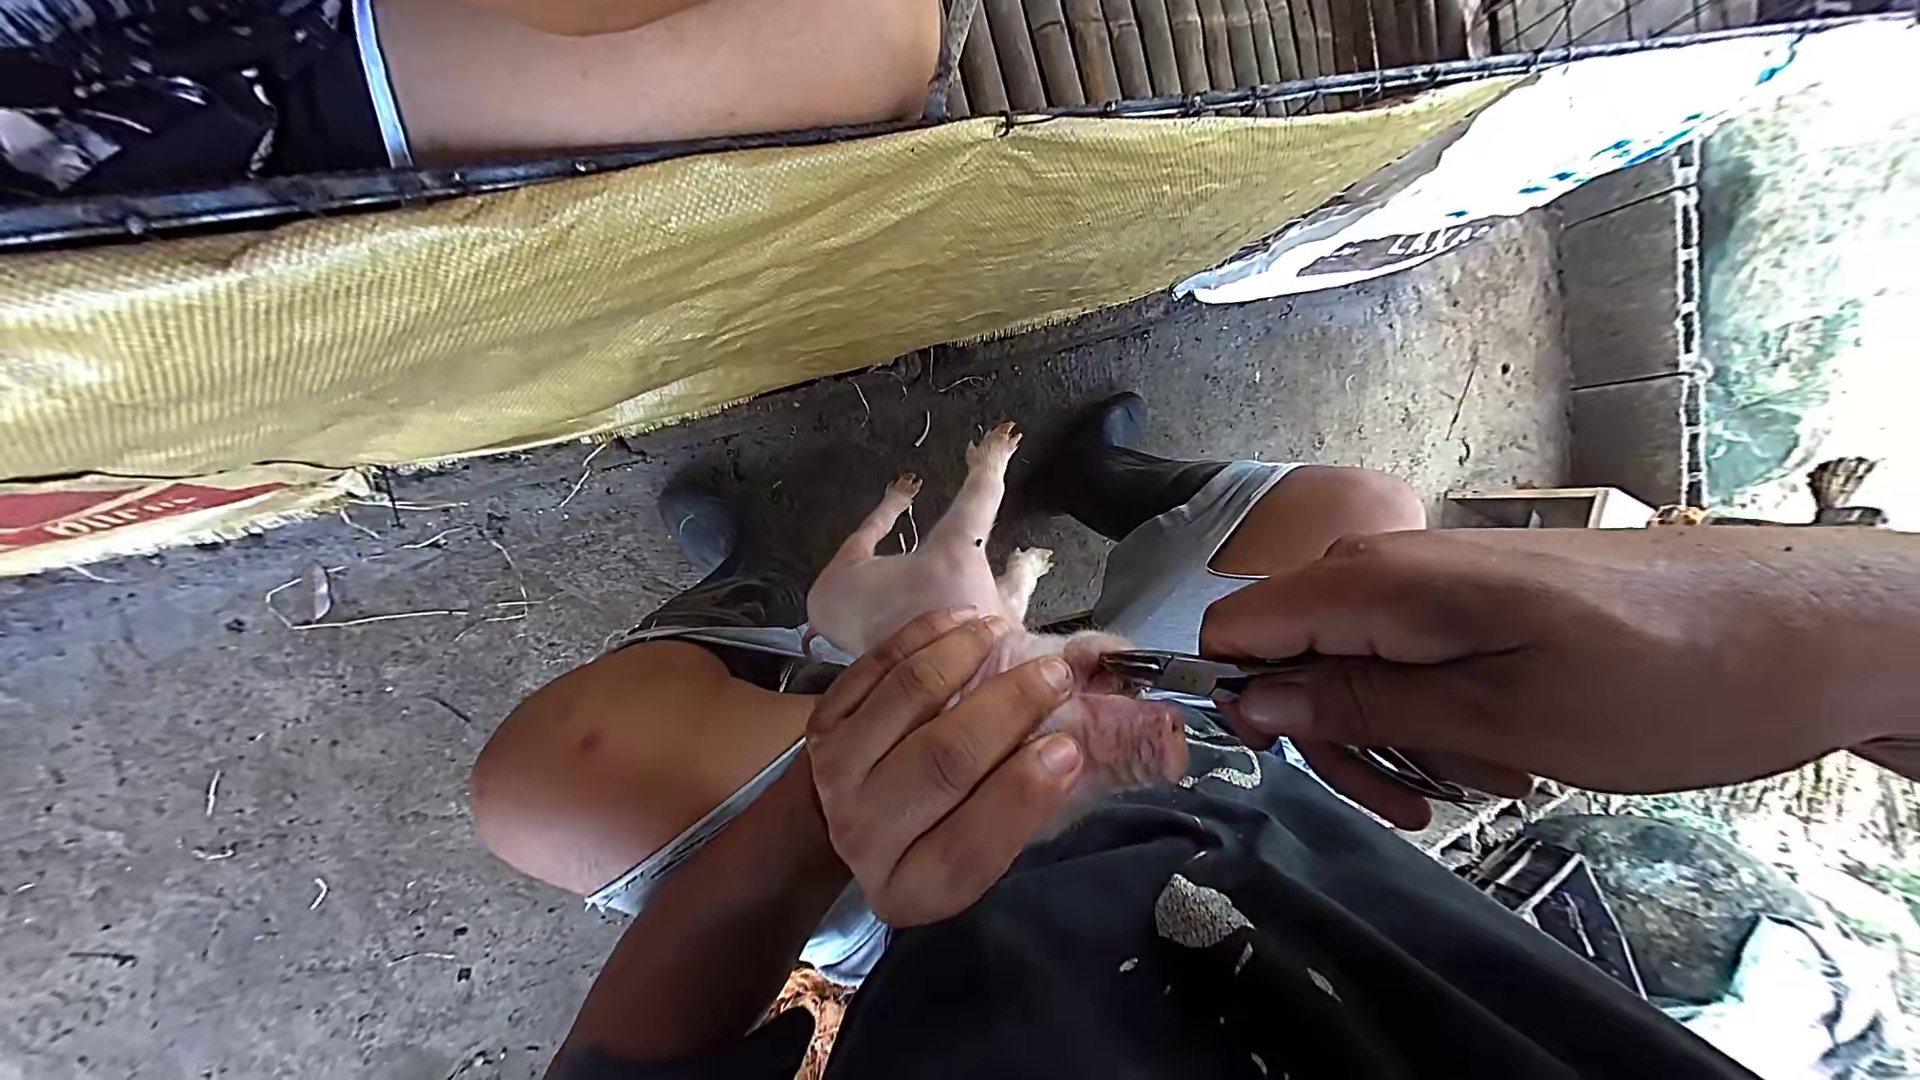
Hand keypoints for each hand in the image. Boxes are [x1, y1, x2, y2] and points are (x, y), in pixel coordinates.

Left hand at [806, 608, 1085, 925]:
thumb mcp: (986, 835)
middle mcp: (868, 832)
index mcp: (916, 884)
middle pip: (943, 760)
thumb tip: (1086, 744)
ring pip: (910, 696)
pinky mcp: (825, 719)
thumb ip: (1033, 799)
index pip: (972, 845)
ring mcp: (838, 770)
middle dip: (1009, 706)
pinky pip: (878, 663)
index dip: (1024, 792)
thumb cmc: (939, 821)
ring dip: (963, 654)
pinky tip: (963, 620)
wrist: (851, 804)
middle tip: (1055, 673)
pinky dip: (923, 634)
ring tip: (1003, 631)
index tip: (1068, 745)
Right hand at [1200, 526, 1919, 828]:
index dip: (1233, 695)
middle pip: (1277, 653)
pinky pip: (1380, 651)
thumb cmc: (1668, 672)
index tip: (1289, 755)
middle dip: (1321, 731)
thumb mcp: (1500, 714)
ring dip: (1376, 728)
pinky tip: (1482, 738)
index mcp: (1364, 585)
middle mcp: (1365, 568)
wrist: (1813, 617)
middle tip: (1403, 796)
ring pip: (1329, 660)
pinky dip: (1411, 706)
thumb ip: (1358, 703)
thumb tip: (1248, 702)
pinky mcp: (1436, 590)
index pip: (1230, 629)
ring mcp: (1402, 576)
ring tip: (1469, 774)